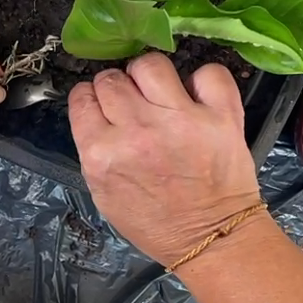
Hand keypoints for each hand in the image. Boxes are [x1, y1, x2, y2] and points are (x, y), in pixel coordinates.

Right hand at [69, 53, 264, 262]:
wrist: (211, 237)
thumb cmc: (152, 221)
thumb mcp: (102, 192)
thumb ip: (94, 149)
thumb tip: (97, 111)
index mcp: (101, 153)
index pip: (82, 98)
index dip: (89, 99)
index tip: (100, 107)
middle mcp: (137, 131)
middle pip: (111, 79)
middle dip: (116, 88)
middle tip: (130, 105)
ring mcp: (180, 120)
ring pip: (150, 65)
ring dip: (149, 75)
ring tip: (158, 93)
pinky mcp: (220, 116)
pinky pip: (208, 73)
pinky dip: (202, 80)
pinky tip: (196, 97)